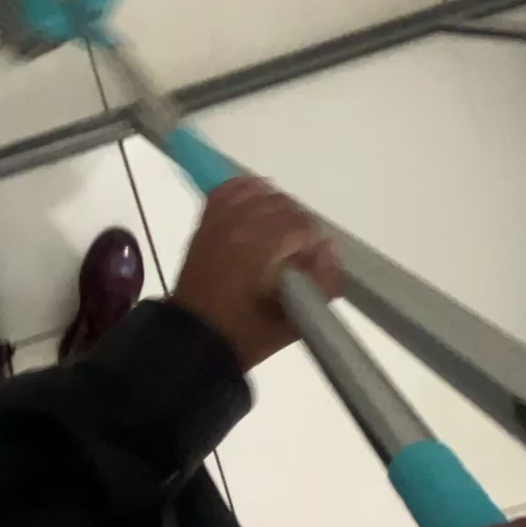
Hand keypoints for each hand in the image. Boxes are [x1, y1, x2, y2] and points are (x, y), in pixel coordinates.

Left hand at [171, 177, 340, 369]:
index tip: (315, 261)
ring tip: (280, 230)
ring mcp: (218, 220)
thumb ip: (323, 282)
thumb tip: (328, 249)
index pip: (301, 224)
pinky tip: (257, 201)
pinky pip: (227, 189)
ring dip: (275, 205)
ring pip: (257, 191)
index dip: (314, 241)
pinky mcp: (205, 222)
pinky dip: (244, 188)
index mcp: (259, 247)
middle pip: (282, 204)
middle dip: (297, 224)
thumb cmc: (248, 333)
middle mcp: (237, 225)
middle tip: (300, 250)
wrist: (196, 337)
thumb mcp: (296, 319)